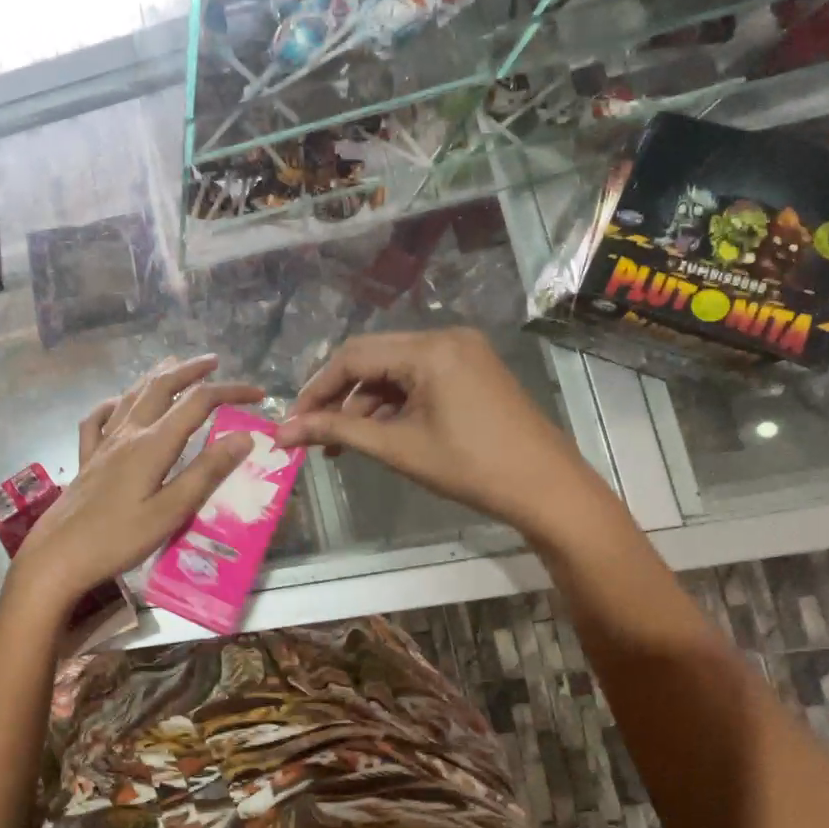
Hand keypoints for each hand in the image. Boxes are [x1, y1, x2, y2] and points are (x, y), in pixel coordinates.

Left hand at [10, 355, 262, 609]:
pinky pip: (96, 420)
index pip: (197, 403)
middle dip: (189, 370)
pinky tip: (115, 404)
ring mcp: (102, 445)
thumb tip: (243, 435)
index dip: (230, 392)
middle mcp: (126, 435)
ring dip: (155, 377)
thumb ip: (206, 473)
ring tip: (172, 365)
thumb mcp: (170, 512)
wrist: (57, 555)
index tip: (259, 394)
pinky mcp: (86, 461)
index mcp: (152, 445)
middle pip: (160, 388)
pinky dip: (111, 404)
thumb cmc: (117, 539)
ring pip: (129, 397)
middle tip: (214, 362)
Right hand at [275, 329, 617, 543]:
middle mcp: (445, 339)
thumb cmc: (469, 467)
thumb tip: (282, 432)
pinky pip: (414, 378)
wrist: (546, 488)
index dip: (315, 390)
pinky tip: (376, 434)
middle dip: (335, 396)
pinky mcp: (470, 370)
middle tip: (311, 432)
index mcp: (430, 350)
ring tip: (342, 444)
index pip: (352, 357)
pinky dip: (389, 404)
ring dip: (361, 404)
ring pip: (389, 370)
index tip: (292, 423)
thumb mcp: (395, 447)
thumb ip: (335, 432)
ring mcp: (462, 353)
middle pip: (369, 357)